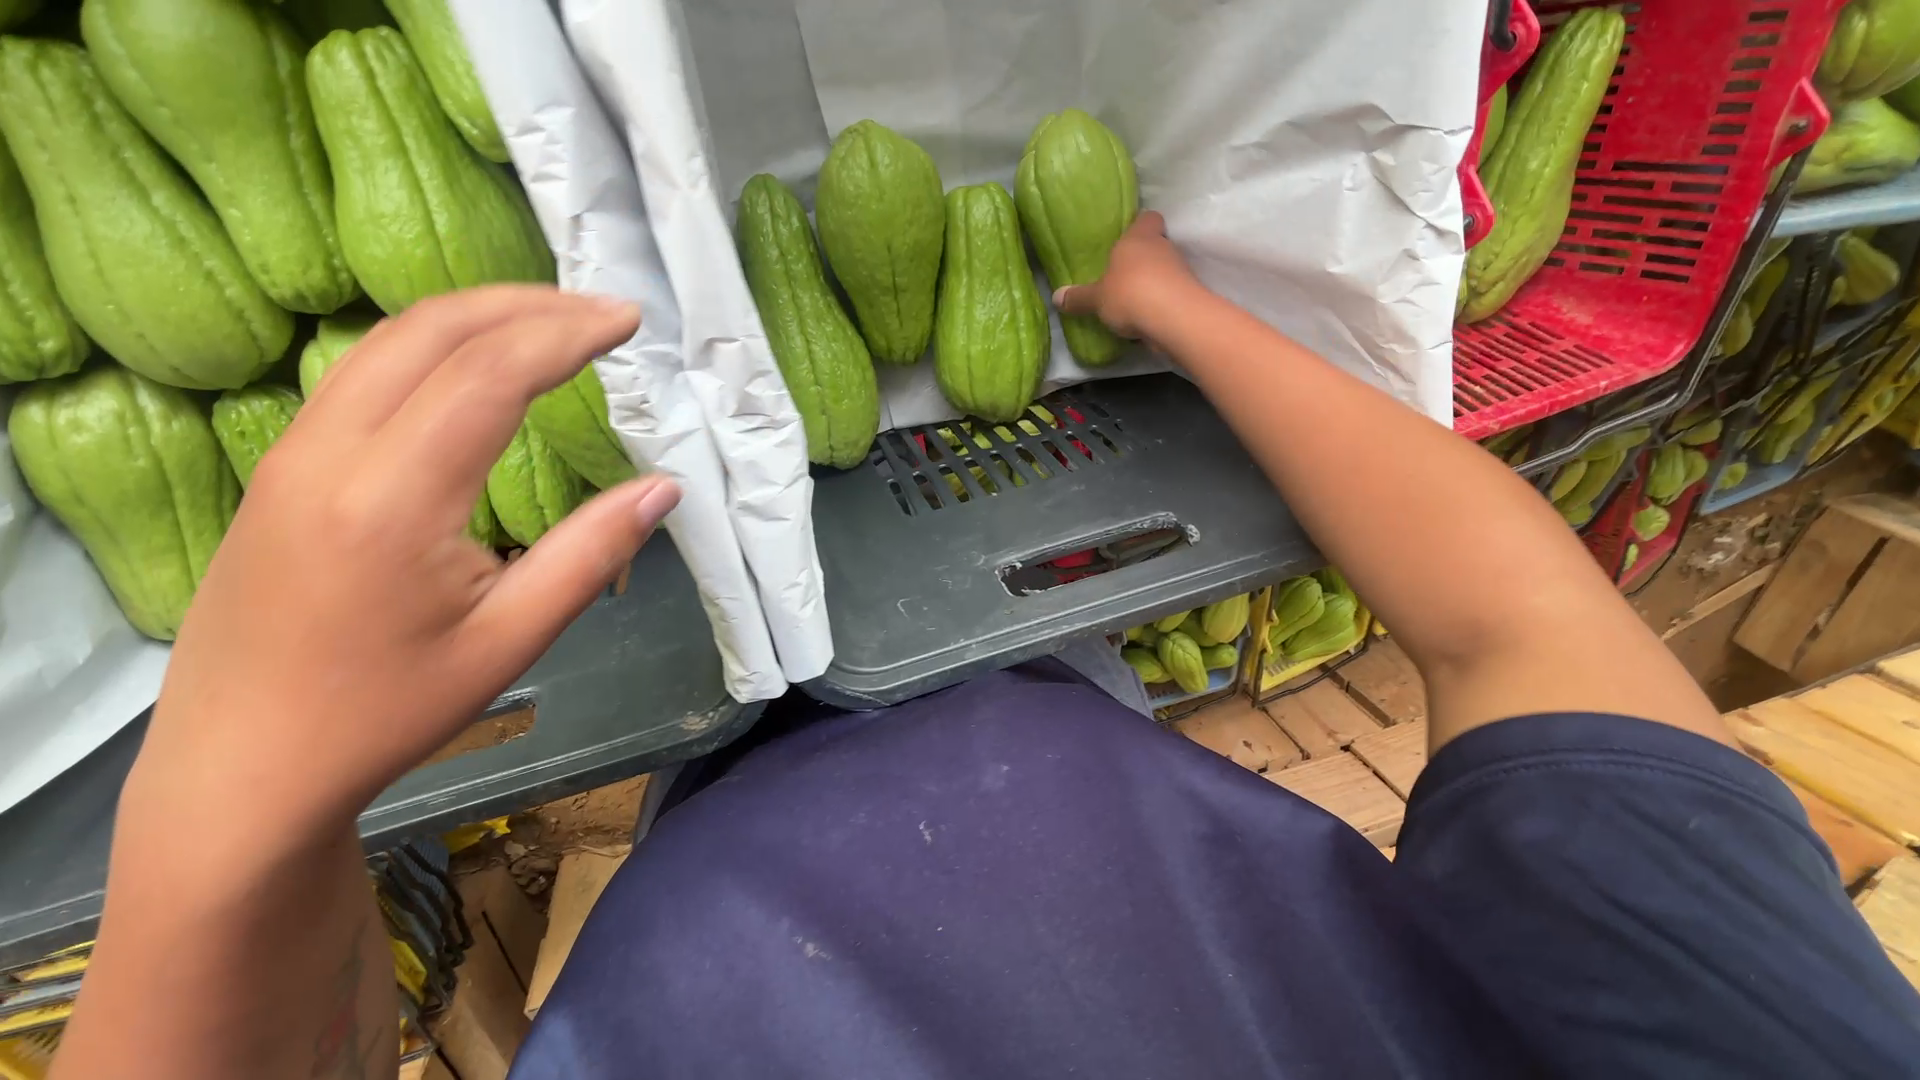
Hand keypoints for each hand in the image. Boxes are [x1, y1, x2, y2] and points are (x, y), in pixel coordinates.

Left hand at [137, 287, 680, 832]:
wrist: (242, 765)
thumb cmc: (388, 711)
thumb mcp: (510, 641)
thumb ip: (591, 553)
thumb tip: (665, 488)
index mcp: (393, 500)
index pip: (489, 374)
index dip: (566, 334)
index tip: (629, 320)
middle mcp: (329, 454)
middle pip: (431, 331)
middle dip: (525, 304)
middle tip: (602, 310)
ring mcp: (290, 454)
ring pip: (387, 341)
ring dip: (476, 315)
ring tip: (551, 322)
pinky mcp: (279, 468)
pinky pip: (362, 374)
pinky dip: (432, 345)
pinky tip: (474, 366)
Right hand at [1053, 211, 1202, 340]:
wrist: (1174, 319)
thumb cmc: (1130, 293)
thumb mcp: (1096, 298)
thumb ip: (1078, 297)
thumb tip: (1056, 297)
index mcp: (1139, 237)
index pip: (1147, 217)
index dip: (1139, 225)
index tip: (1126, 238)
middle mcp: (1163, 247)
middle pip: (1154, 245)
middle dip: (1140, 260)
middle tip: (1120, 275)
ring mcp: (1179, 271)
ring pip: (1163, 271)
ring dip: (1150, 283)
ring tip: (1131, 301)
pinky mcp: (1188, 295)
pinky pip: (1169, 294)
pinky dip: (1159, 303)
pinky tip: (1144, 318)